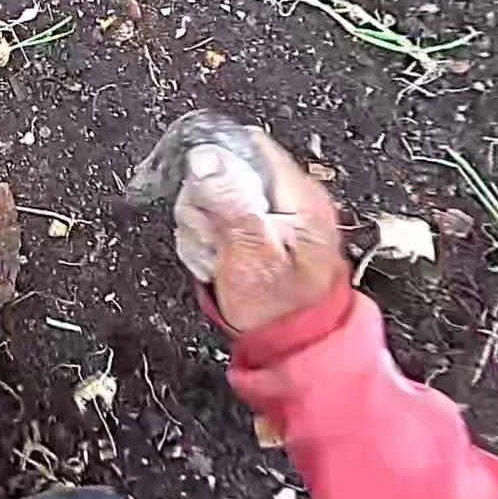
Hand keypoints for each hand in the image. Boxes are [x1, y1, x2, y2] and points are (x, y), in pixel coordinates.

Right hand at [174, 131, 345, 333]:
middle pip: (222, 170)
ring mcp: (264, 214)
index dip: (218, 160)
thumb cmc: (280, 310)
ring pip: (208, 196)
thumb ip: (230, 202)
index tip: (203, 190)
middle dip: (204, 205)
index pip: (249, 144)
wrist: (290, 353)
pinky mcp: (248, 230)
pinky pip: (209, 220)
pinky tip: (216, 260)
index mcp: (296, 194)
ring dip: (201, 227)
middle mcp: (282, 198)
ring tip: (217, 256)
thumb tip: (206, 156)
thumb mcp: (252, 253)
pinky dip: (204, 241)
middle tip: (214, 238)